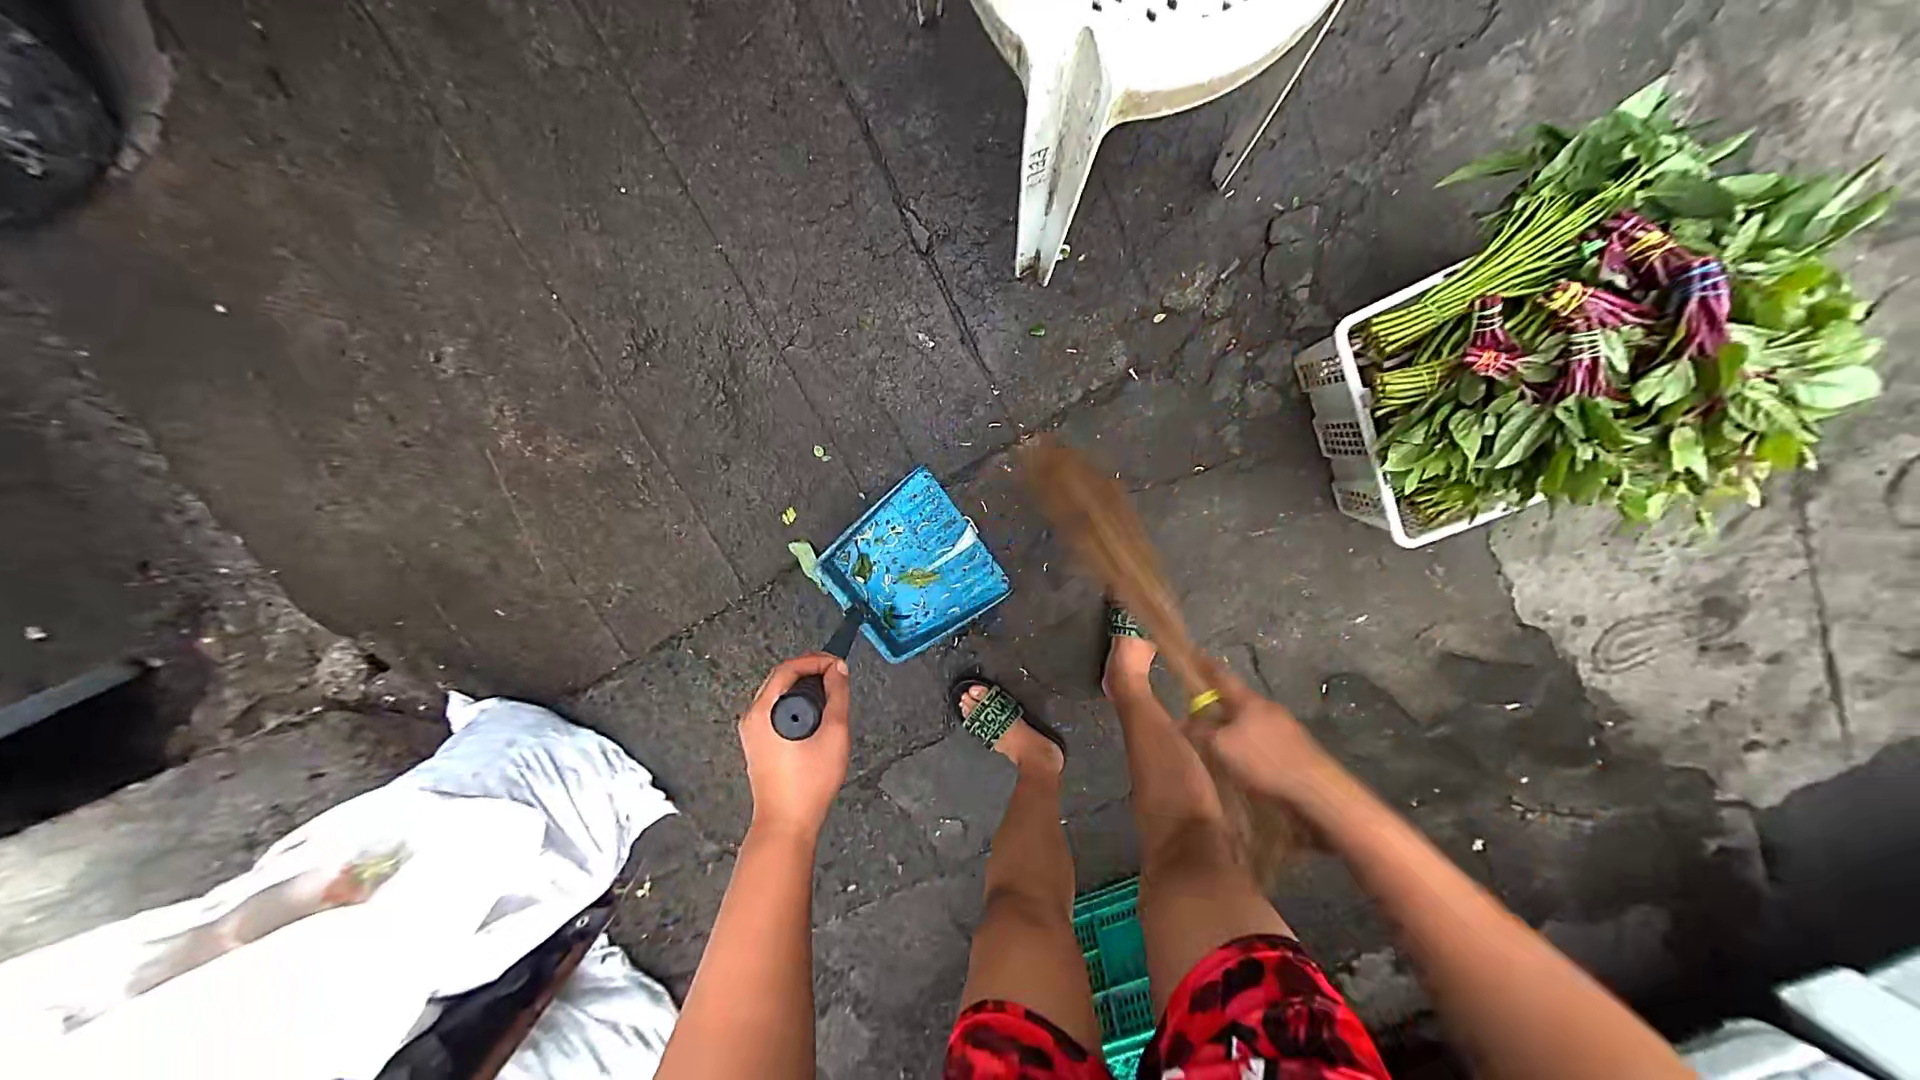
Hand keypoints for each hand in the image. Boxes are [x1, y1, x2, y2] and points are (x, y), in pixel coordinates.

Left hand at [738, 653, 851, 837]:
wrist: (787, 823)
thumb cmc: (806, 786)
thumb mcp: (833, 733)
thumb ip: (838, 695)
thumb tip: (838, 671)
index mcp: (764, 711)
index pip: (788, 668)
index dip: (816, 660)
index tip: (837, 664)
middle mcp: (753, 718)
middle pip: (780, 678)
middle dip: (810, 670)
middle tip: (835, 672)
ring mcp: (754, 732)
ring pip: (778, 694)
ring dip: (804, 686)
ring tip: (830, 691)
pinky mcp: (759, 744)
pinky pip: (776, 711)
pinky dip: (797, 703)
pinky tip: (816, 715)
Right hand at [1195, 657, 1342, 808]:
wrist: (1317, 790)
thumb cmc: (1263, 760)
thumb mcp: (1221, 746)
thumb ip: (1200, 732)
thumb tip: (1180, 722)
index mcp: (1249, 701)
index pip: (1223, 676)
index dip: (1207, 666)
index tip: (1195, 656)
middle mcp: (1269, 708)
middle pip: (1237, 700)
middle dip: (1219, 705)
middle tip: (1200, 713)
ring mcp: (1286, 728)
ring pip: (1252, 721)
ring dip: (1235, 727)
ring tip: (1220, 743)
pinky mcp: (1296, 749)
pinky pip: (1264, 739)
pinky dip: (1250, 744)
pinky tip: (1244, 761)